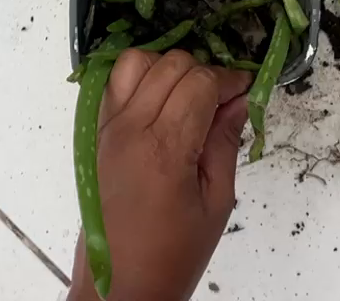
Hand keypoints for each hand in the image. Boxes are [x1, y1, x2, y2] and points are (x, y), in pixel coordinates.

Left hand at [69, 50, 252, 300]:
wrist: (119, 287)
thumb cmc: (171, 255)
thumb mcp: (216, 203)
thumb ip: (225, 142)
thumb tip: (239, 100)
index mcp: (164, 148)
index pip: (201, 83)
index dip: (228, 79)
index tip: (244, 88)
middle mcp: (131, 128)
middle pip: (173, 64)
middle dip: (204, 72)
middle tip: (220, 99)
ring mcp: (108, 127)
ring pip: (139, 61)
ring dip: (168, 68)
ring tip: (187, 96)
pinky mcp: (96, 131)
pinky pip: (115, 80)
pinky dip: (139, 75)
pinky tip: (159, 97)